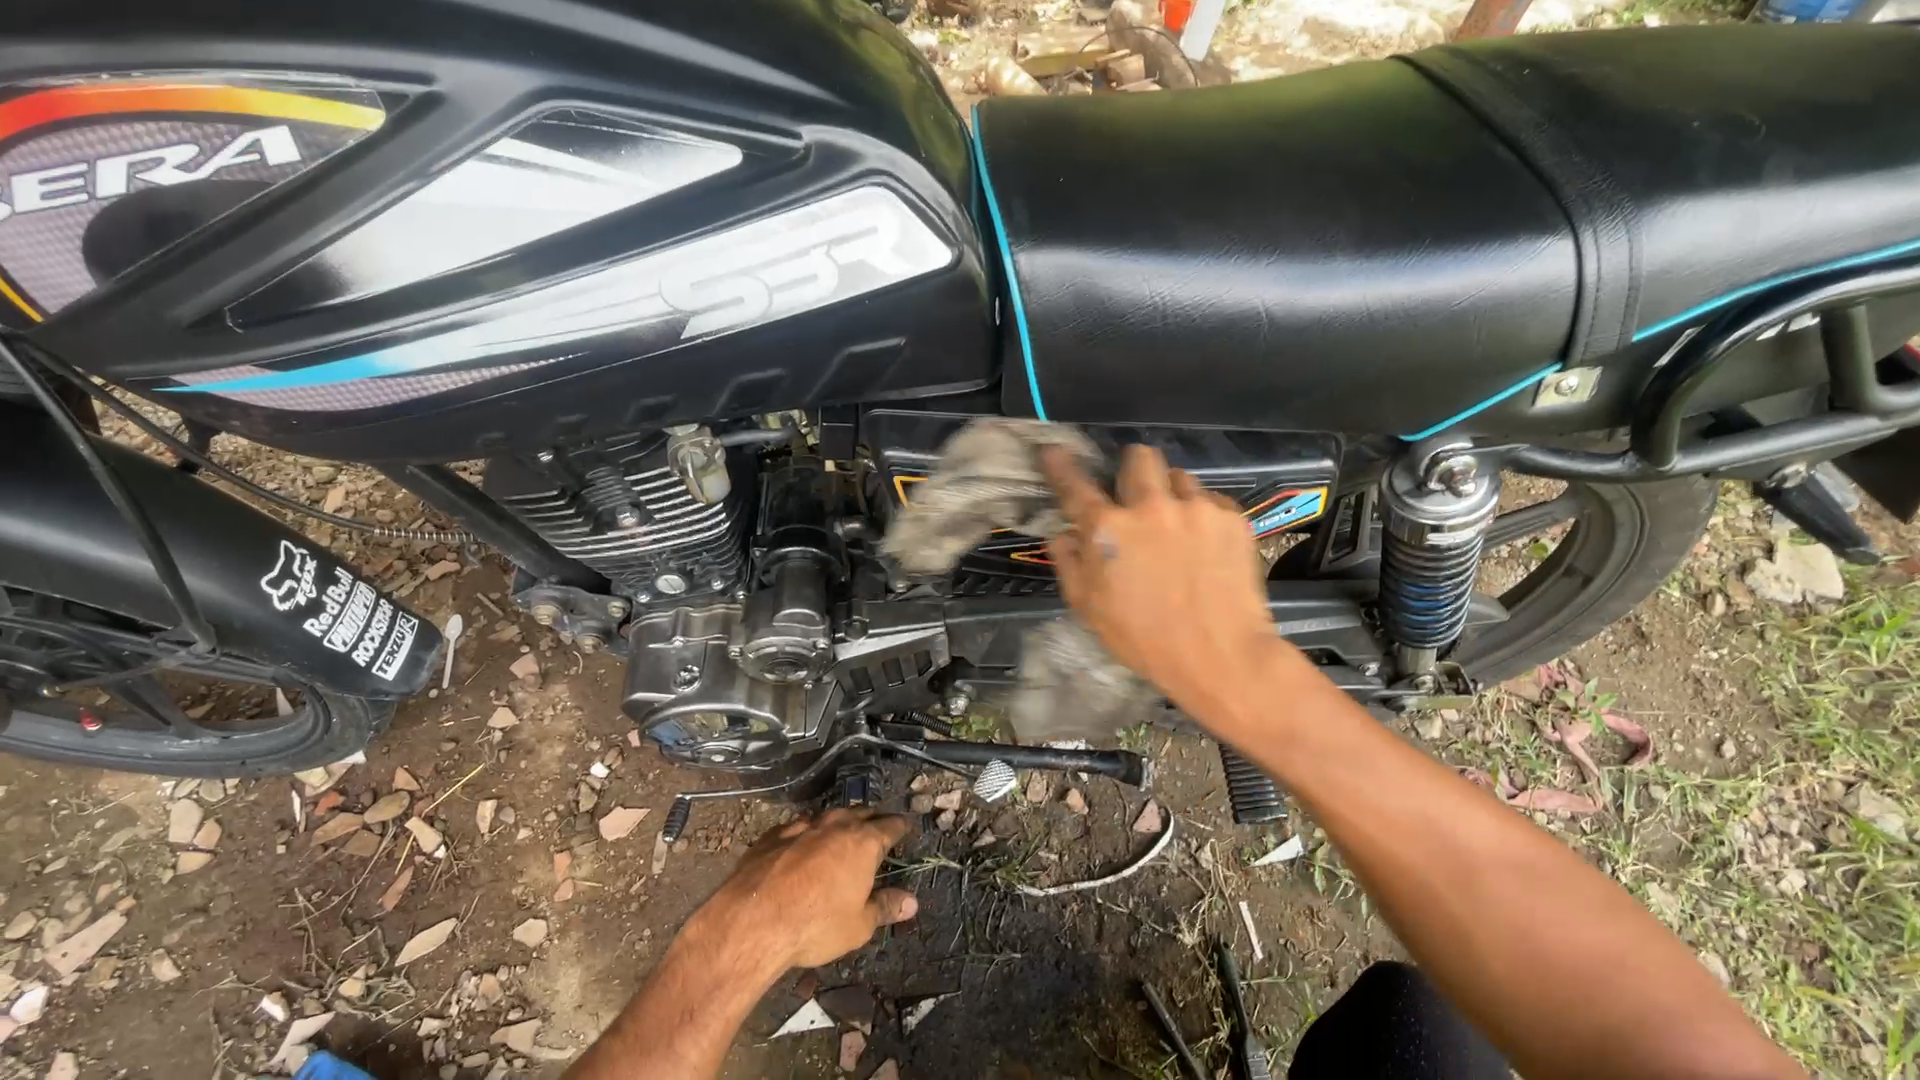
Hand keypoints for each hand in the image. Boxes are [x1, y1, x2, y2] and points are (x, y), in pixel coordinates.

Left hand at [693, 808, 918, 970]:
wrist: (753, 921)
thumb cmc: (815, 925)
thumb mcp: (859, 925)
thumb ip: (885, 908)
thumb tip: (911, 902)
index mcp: (863, 843)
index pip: (890, 826)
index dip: (900, 826)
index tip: (905, 827)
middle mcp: (835, 826)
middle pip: (860, 813)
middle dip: (872, 819)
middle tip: (878, 827)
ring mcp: (801, 826)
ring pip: (828, 816)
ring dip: (839, 822)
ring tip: (842, 831)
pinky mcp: (772, 835)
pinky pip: (798, 826)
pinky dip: (807, 832)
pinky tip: (802, 843)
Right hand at [1040, 444, 1305, 726]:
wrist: (1222, 655)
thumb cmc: (1146, 640)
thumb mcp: (1090, 609)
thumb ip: (1070, 564)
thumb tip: (1064, 534)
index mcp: (1108, 529)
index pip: (1075, 485)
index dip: (1060, 466)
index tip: (1053, 452)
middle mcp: (1150, 506)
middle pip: (1139, 456)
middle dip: (1133, 469)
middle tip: (1135, 495)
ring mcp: (1196, 508)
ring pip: (1179, 477)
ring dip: (1171, 495)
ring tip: (1176, 528)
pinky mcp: (1232, 518)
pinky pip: (1212, 501)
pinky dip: (1203, 517)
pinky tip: (1206, 547)